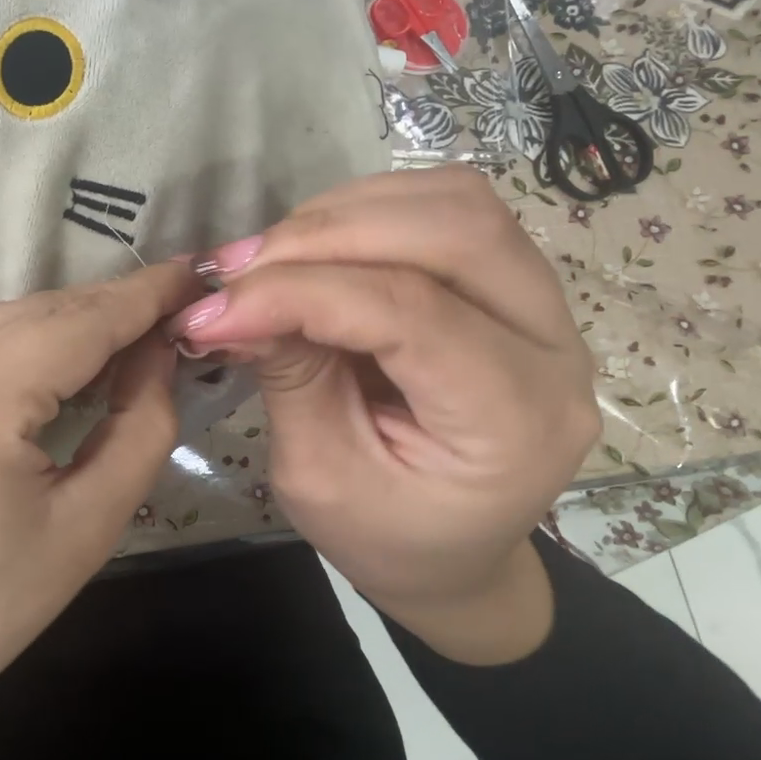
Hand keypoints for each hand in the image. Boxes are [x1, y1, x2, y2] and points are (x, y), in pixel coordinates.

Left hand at [0, 263, 202, 759]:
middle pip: (38, 312)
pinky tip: (56, 365)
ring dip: (64, 324)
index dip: (144, 294)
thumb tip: (159, 349)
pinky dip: (18, 344)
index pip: (79, 321)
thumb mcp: (89, 523)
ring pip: (1, 321)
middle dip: (109, 308)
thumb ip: (138, 422)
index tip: (198, 270)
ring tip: (127, 341)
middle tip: (175, 312)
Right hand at [170, 167, 599, 663]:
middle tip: (236, 270)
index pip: (408, 313)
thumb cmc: (385, 534)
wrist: (452, 557)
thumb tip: (230, 302)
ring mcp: (545, 306)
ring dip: (345, 214)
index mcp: (512, 420)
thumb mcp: (318, 476)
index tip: (207, 311)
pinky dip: (365, 211)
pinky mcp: (514, 285)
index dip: (295, 295)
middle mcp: (553, 346)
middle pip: (454, 230)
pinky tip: (312, 251)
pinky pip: (448, 208)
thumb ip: (289, 378)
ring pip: (456, 203)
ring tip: (268, 260)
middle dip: (324, 235)